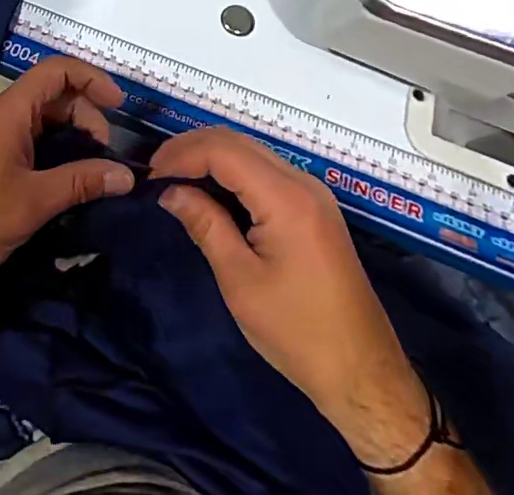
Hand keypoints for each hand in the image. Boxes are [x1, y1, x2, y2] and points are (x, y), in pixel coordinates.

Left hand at [0, 57, 135, 299]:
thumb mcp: (34, 202)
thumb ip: (82, 182)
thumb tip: (127, 175)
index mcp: (8, 113)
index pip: (56, 71)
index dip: (92, 79)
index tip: (119, 106)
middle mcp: (1, 116)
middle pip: (54, 94)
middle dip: (87, 115)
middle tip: (105, 156)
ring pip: (45, 119)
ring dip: (74, 136)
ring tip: (94, 170)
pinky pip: (33, 140)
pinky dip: (57, 151)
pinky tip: (71, 179)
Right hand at [150, 127, 432, 464]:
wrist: (362, 372)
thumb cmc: (297, 331)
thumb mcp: (240, 281)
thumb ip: (205, 225)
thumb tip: (170, 192)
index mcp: (286, 198)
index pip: (224, 150)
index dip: (182, 154)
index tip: (151, 175)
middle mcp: (302, 183)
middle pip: (238, 141)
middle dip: (192, 148)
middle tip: (157, 173)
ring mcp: (312, 193)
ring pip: (252, 151)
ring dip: (211, 157)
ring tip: (175, 179)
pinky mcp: (314, 208)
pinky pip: (265, 171)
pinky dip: (232, 172)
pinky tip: (210, 191)